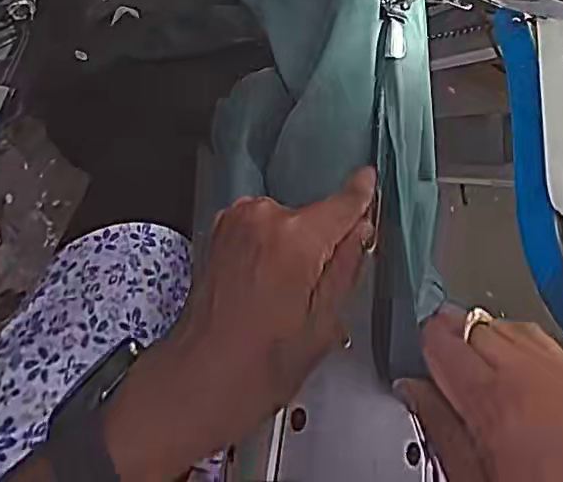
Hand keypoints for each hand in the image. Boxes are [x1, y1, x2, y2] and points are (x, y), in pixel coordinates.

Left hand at [100, 168, 375, 480]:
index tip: (370, 180)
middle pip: (314, 215)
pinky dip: (271, 242)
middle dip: (324, 239)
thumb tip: (362, 229)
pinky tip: (264, 281)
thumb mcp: (320, 326)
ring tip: (285, 290)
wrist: (192, 382)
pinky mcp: (222, 225)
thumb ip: (346, 268)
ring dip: (295, 242)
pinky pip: (264, 223)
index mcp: (296, 239)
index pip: (342, 202)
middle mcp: (265, 215)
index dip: (361, 194)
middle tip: (318, 284)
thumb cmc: (257, 369)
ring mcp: (238, 217)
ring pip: (289, 219)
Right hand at [396, 310, 562, 481]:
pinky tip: (518, 369)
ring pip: (511, 325)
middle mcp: (531, 376)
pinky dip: (526, 347)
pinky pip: (547, 343)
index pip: (444, 339)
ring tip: (477, 363)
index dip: (425, 342)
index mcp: (495, 400)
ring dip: (490, 337)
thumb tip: (415, 391)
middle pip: (475, 325)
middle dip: (454, 336)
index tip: (419, 349)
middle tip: (441, 357)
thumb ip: (439, 427)